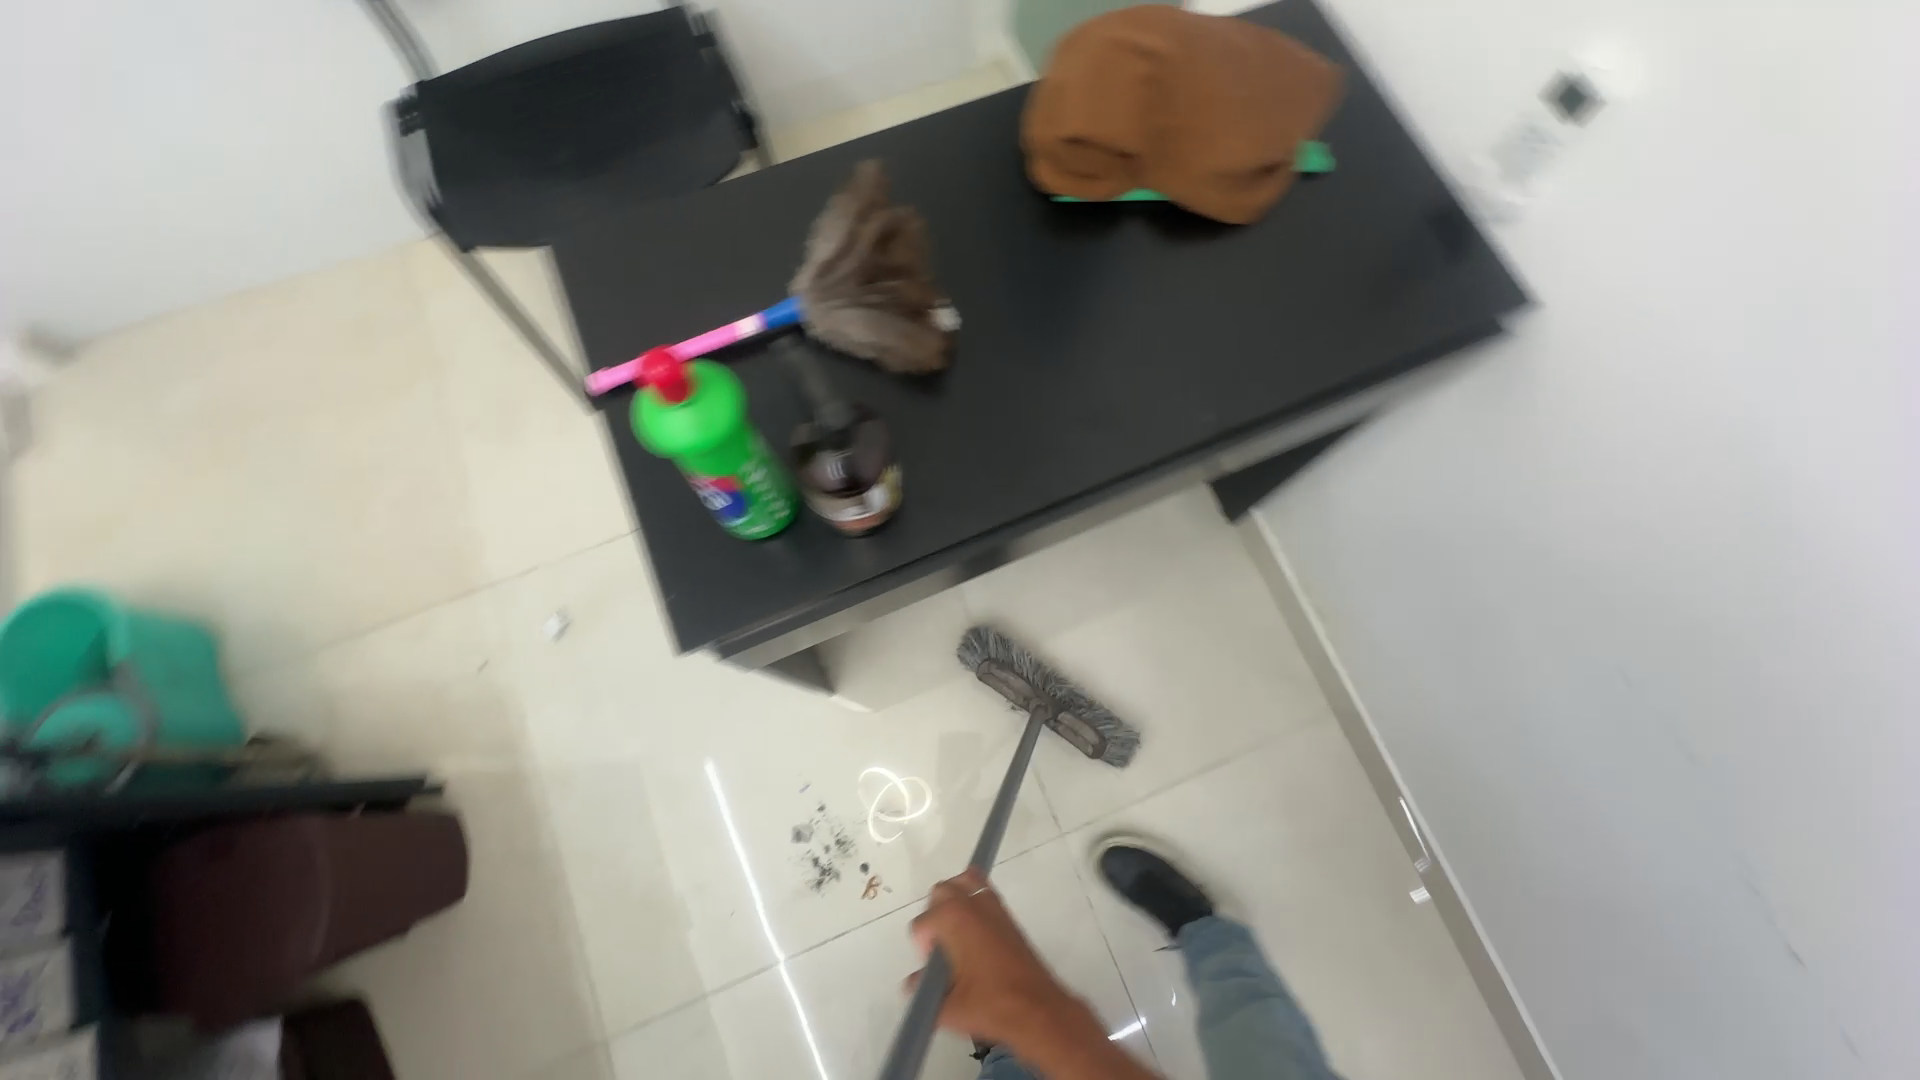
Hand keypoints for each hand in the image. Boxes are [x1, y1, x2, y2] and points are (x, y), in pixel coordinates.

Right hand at [905, 868, 1080, 1046]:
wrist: (1036, 1007)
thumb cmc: (989, 1003)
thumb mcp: (947, 1007)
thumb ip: (923, 991)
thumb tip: (913, 984)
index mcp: (951, 919)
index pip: (921, 924)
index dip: (922, 948)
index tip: (934, 969)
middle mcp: (970, 903)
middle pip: (940, 893)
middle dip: (935, 917)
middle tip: (941, 949)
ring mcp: (991, 905)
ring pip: (964, 882)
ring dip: (955, 900)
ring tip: (956, 932)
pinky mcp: (1007, 913)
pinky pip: (984, 890)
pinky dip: (975, 900)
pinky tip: (976, 932)